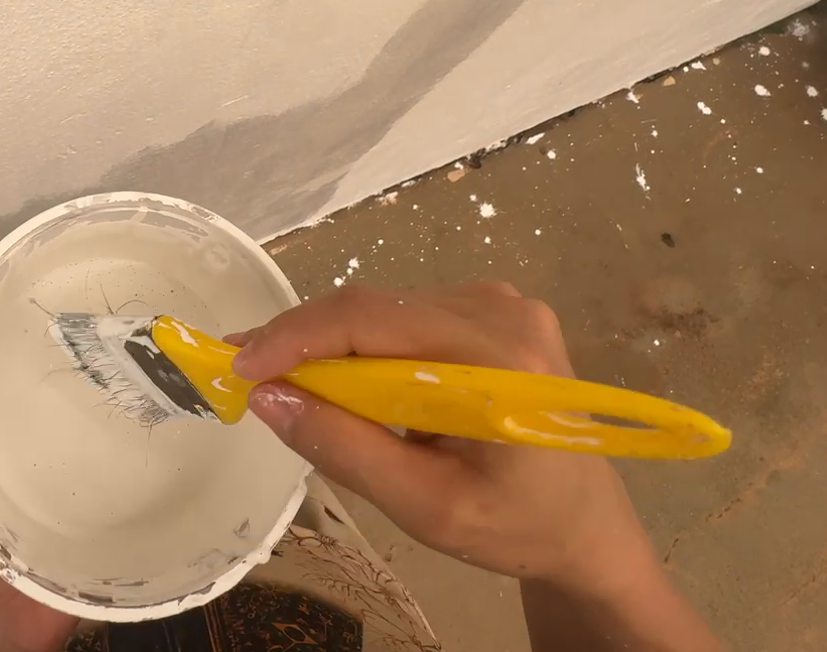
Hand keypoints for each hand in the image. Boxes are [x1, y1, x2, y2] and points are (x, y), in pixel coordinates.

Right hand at [229, 284, 719, 651]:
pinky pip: (402, 313)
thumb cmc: (516, 527)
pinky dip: (362, 341)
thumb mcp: (426, 508)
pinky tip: (345, 373)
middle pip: (372, 307)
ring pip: (382, 307)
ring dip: (329, 341)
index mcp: (497, 360)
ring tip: (286, 377)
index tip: (238, 364)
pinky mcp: (490, 304)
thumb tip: (266, 397)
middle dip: (301, 339)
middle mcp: (500, 309)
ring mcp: (499, 299)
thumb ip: (344, 450)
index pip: (372, 320)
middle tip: (244, 369)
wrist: (589, 523)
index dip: (296, 336)